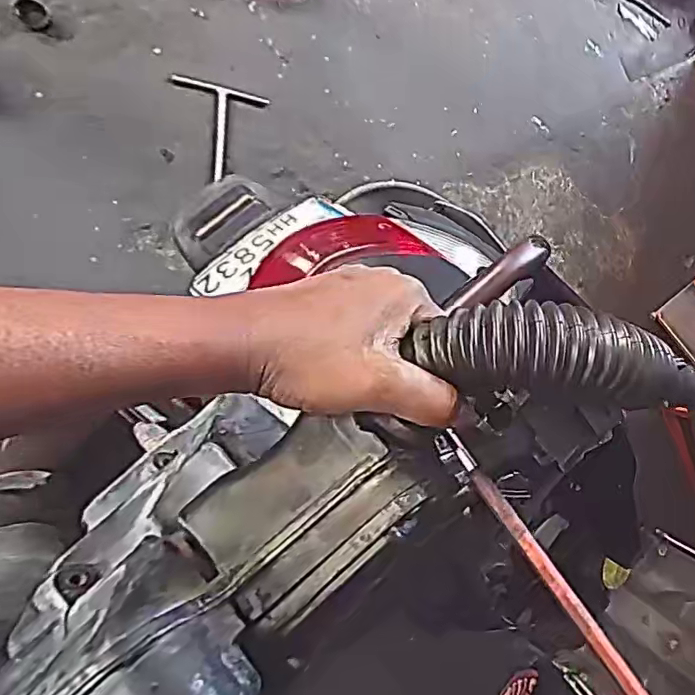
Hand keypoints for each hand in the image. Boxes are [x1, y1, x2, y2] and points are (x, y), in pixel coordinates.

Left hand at [232, 266, 458, 425]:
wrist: (233, 346)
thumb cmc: (293, 352)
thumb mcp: (381, 388)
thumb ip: (434, 402)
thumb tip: (461, 411)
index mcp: (407, 291)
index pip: (448, 342)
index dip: (435, 378)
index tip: (412, 396)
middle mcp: (382, 282)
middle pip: (418, 344)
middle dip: (401, 375)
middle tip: (372, 392)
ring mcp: (352, 291)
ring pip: (386, 344)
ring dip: (373, 369)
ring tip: (343, 380)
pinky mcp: (328, 305)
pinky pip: (358, 339)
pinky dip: (349, 360)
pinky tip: (327, 372)